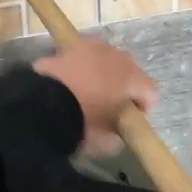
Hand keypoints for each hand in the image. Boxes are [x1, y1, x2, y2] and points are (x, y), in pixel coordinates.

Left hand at [33, 39, 157, 156]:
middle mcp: (115, 56)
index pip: (151, 92)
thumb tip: (116, 134)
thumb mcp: (105, 143)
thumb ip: (118, 137)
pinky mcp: (65, 48)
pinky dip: (80, 70)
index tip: (131, 123)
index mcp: (132, 78)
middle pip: (130, 70)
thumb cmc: (81, 125)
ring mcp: (89, 47)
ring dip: (102, 74)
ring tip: (88, 93)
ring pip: (105, 59)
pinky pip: (80, 59)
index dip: (143, 109)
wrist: (39, 108)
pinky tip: (69, 85)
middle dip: (124, 87)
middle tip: (110, 106)